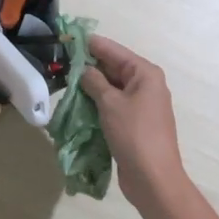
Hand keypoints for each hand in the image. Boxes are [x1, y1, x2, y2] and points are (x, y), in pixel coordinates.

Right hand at [80, 35, 185, 205]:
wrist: (154, 180)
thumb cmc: (134, 134)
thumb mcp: (110, 103)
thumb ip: (95, 81)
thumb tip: (84, 70)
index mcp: (145, 74)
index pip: (114, 51)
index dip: (92, 45)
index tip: (71, 38)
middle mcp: (146, 85)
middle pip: (114, 68)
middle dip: (90, 66)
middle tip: (64, 62)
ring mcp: (142, 106)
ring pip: (113, 88)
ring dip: (93, 86)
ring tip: (68, 82)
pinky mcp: (135, 124)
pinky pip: (114, 105)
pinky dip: (99, 103)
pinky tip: (80, 104)